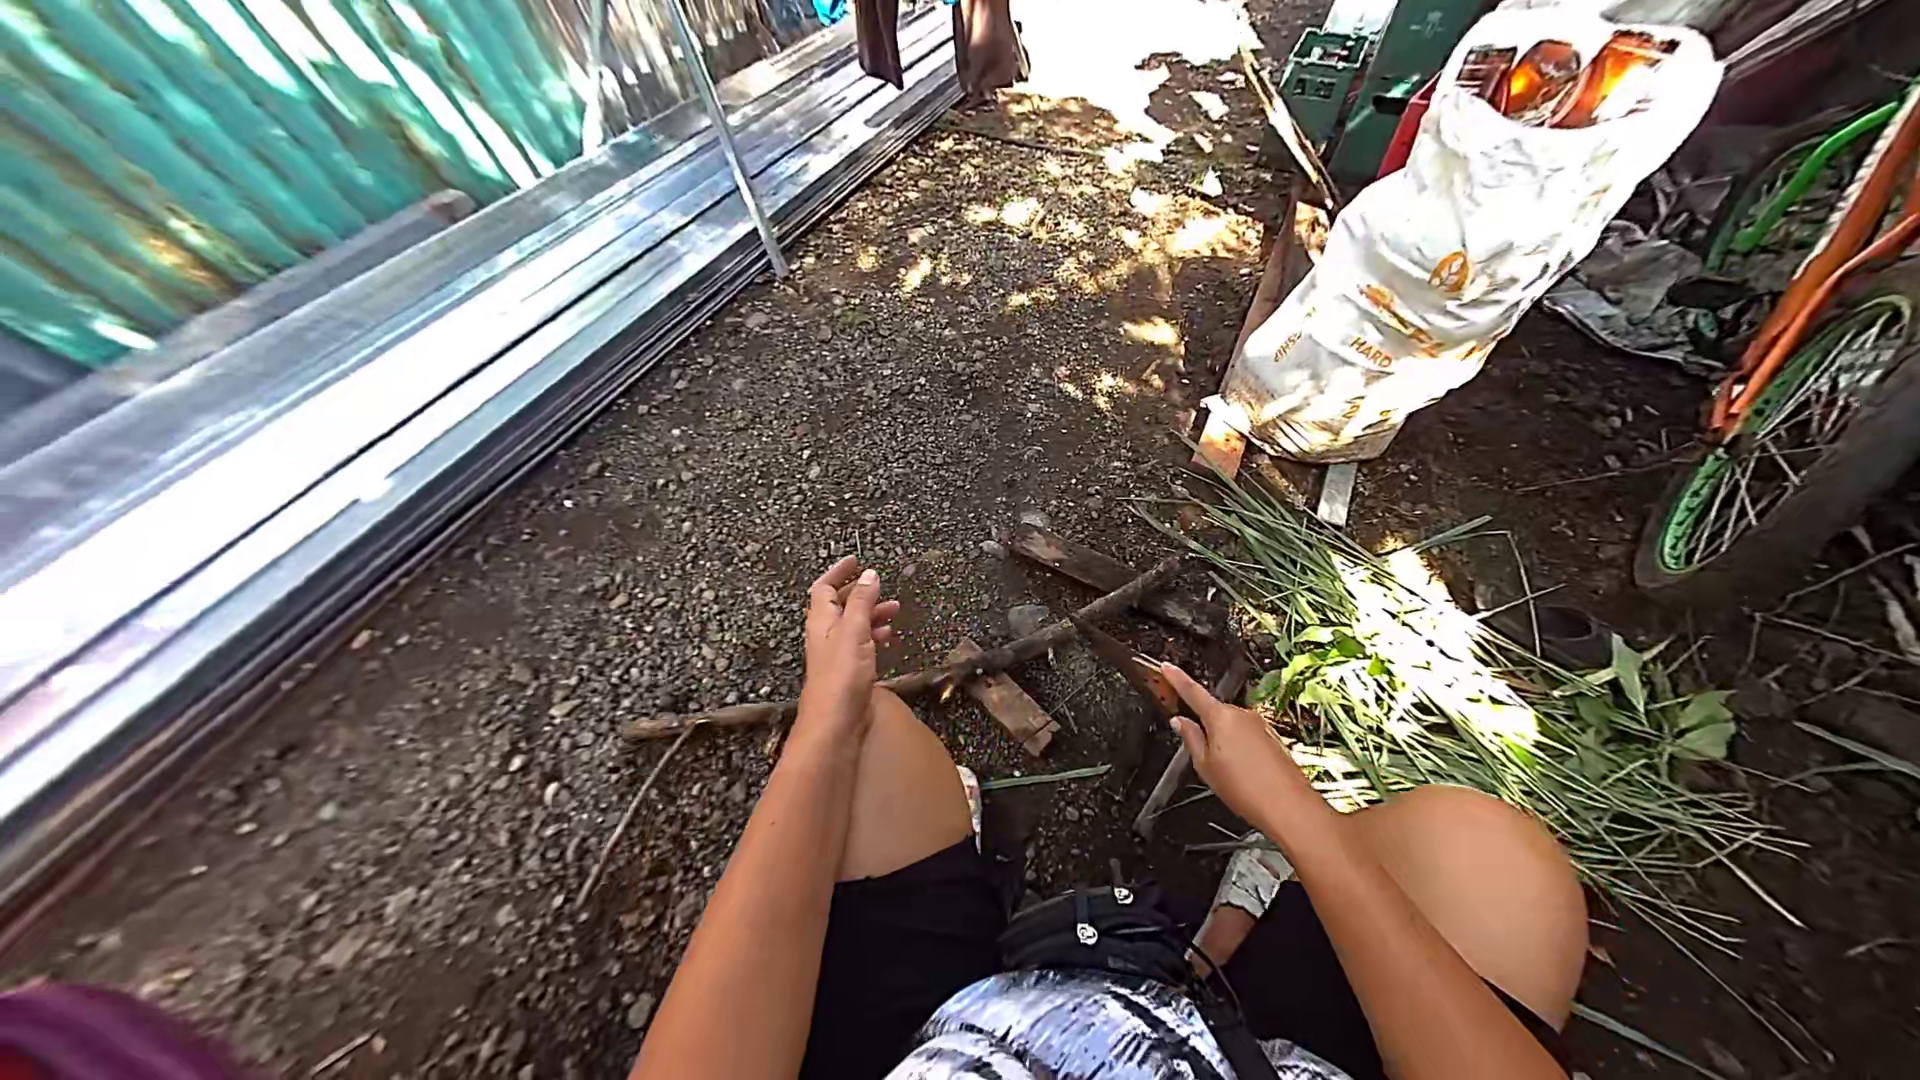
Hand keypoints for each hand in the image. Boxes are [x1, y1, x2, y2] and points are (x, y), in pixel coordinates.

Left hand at [796, 556, 900, 739]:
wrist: (836, 722)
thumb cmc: (841, 676)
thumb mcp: (854, 631)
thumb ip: (863, 602)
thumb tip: (869, 574)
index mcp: (821, 621)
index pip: (825, 588)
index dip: (839, 572)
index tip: (855, 560)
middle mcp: (826, 635)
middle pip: (840, 605)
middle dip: (861, 593)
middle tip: (881, 586)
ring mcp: (837, 654)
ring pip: (854, 624)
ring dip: (871, 613)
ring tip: (894, 610)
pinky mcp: (849, 671)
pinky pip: (861, 644)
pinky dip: (874, 635)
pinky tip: (887, 638)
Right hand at [1160, 662, 1318, 831]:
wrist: (1290, 808)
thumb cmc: (1247, 789)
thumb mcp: (1205, 765)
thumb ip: (1190, 738)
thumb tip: (1180, 722)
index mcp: (1221, 717)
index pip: (1192, 691)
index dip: (1176, 678)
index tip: (1167, 667)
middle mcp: (1242, 715)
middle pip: (1212, 712)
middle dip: (1203, 726)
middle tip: (1199, 753)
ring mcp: (1259, 725)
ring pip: (1230, 726)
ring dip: (1222, 741)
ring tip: (1225, 772)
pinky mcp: (1271, 738)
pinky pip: (1245, 736)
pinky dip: (1238, 749)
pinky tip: (1241, 772)